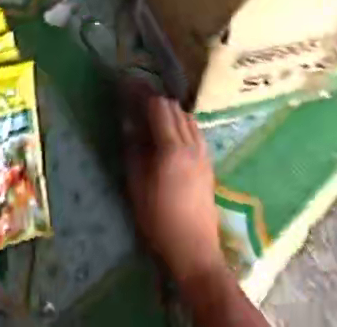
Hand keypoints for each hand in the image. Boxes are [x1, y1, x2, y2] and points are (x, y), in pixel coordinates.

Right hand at [124, 85, 225, 288]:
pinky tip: (172, 132)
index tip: (127, 86)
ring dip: (170, 110)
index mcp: (172, 148)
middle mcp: (191, 144)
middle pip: (174, 108)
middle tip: (136, 98)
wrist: (195, 251)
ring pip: (187, 117)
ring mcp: (203, 152)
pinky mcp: (208, 162)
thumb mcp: (137, 188)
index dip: (142, 93)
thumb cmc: (160, 222)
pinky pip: (195, 130)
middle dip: (154, 99)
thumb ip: (133, 152)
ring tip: (153, 114)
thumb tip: (129, 126)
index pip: (158, 107)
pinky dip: (182, 122)